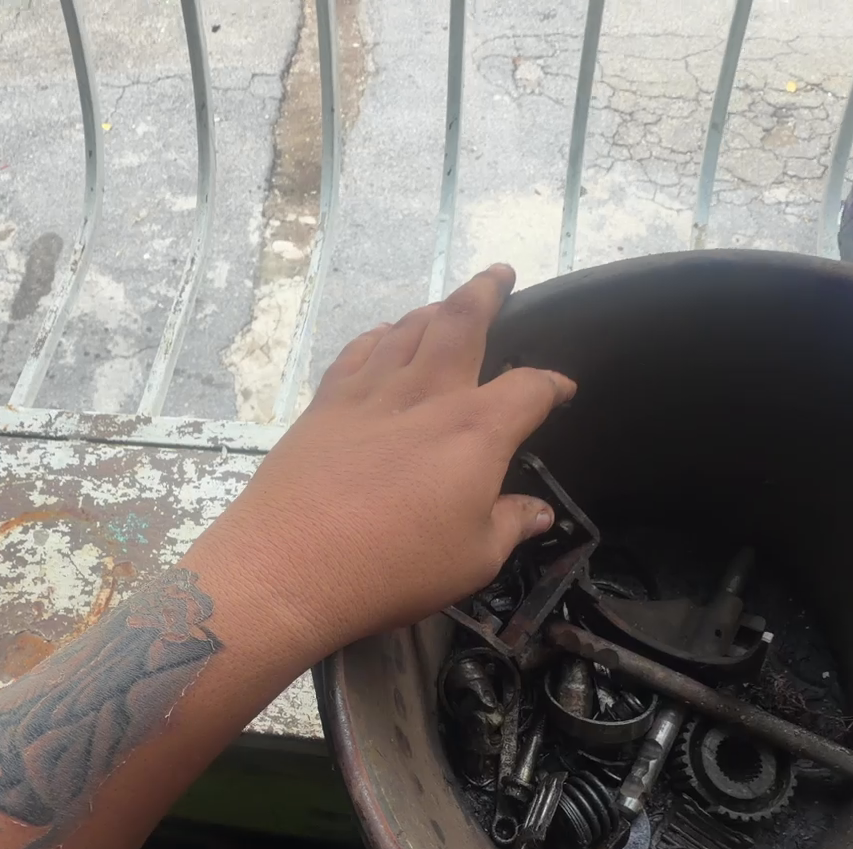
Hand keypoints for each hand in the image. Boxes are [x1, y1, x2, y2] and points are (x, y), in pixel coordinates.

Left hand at [184, 264, 574, 662]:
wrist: (291, 566)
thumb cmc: (394, 569)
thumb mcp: (472, 560)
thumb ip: (510, 526)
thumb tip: (539, 512)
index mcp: (475, 431)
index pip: (528, 390)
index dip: (552, 386)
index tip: (561, 390)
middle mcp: (426, 395)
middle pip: (461, 322)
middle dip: (488, 292)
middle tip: (500, 274)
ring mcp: (370, 393)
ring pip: (408, 329)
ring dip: (434, 308)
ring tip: (448, 303)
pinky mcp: (326, 404)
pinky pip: (358, 351)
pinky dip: (378, 336)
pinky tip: (383, 336)